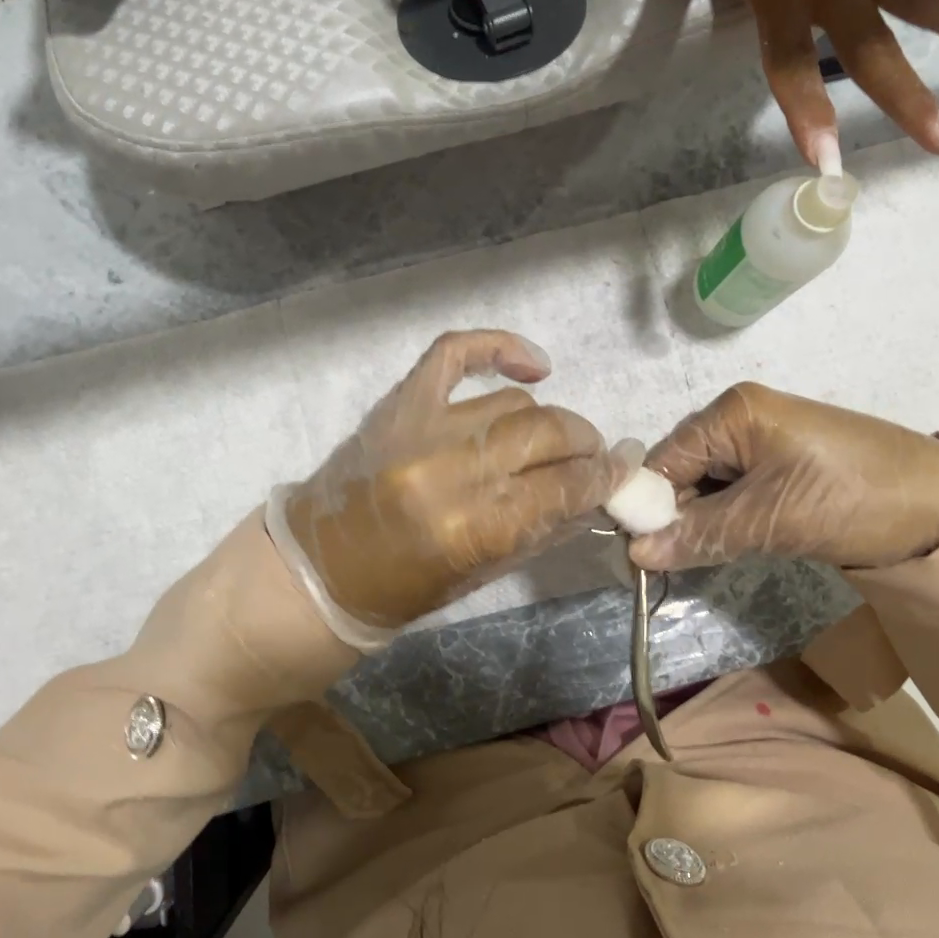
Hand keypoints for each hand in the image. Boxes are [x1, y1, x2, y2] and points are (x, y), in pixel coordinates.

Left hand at [285, 331, 636, 628]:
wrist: (316, 568)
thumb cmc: (399, 589)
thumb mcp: (480, 575)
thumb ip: (541, 530)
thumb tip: (594, 491)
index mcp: (472, 528)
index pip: (564, 487)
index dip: (604, 477)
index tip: (622, 471)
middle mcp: (449, 470)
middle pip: (547, 433)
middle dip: (584, 445)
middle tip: (589, 456)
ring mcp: (420, 427)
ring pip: (512, 403)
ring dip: (544, 421)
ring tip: (547, 439)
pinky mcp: (398, 402)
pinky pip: (455, 352)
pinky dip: (498, 348)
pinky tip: (532, 366)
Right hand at [628, 383, 938, 570]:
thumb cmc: (851, 500)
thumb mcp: (768, 520)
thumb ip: (698, 534)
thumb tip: (635, 554)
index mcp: (733, 412)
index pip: (665, 459)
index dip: (648, 505)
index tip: (639, 552)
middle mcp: (741, 416)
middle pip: (682, 468)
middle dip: (675, 513)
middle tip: (673, 560)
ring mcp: (764, 438)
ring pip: (707, 483)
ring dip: (702, 519)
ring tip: (707, 552)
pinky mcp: (783, 463)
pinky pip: (734, 489)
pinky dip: (727, 516)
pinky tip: (735, 538)